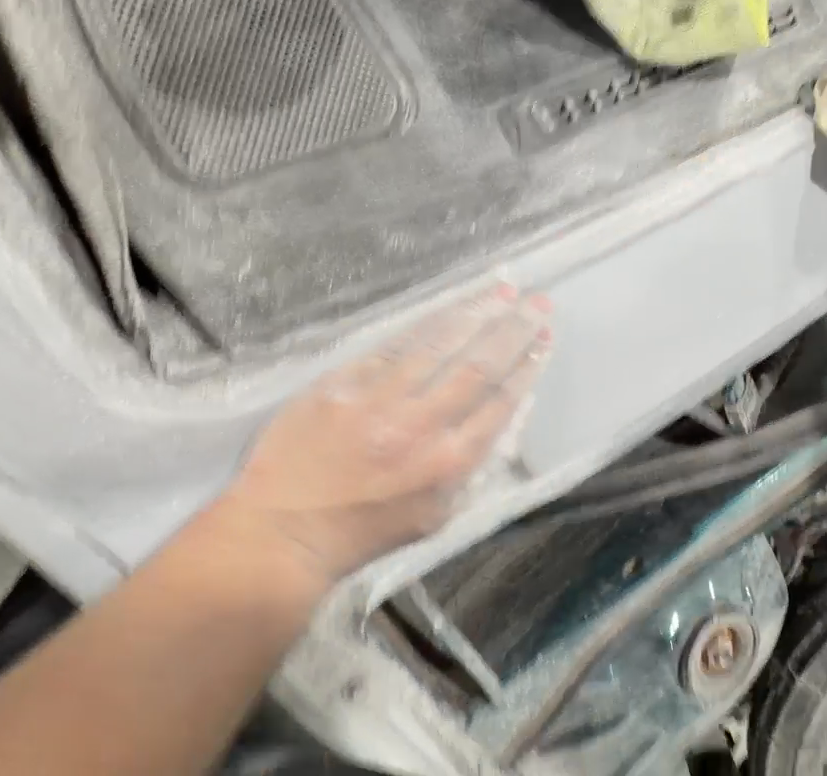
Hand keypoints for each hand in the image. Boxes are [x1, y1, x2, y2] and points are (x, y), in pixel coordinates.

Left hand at [214, 283, 551, 589]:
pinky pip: (389, 347)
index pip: (501, 400)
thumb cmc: (367, 531)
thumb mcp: (439, 514)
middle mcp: (419, 426)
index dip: (529, 364)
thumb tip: (512, 412)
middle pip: (479, 365)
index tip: (545, 338)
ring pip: (437, 345)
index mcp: (449, 462)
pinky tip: (447, 307)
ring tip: (502, 290)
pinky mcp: (338, 387)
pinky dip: (423, 324)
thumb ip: (479, 465)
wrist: (280, 535)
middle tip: (539, 302)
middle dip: (514, 329)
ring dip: (475, 314)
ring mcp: (376, 402)